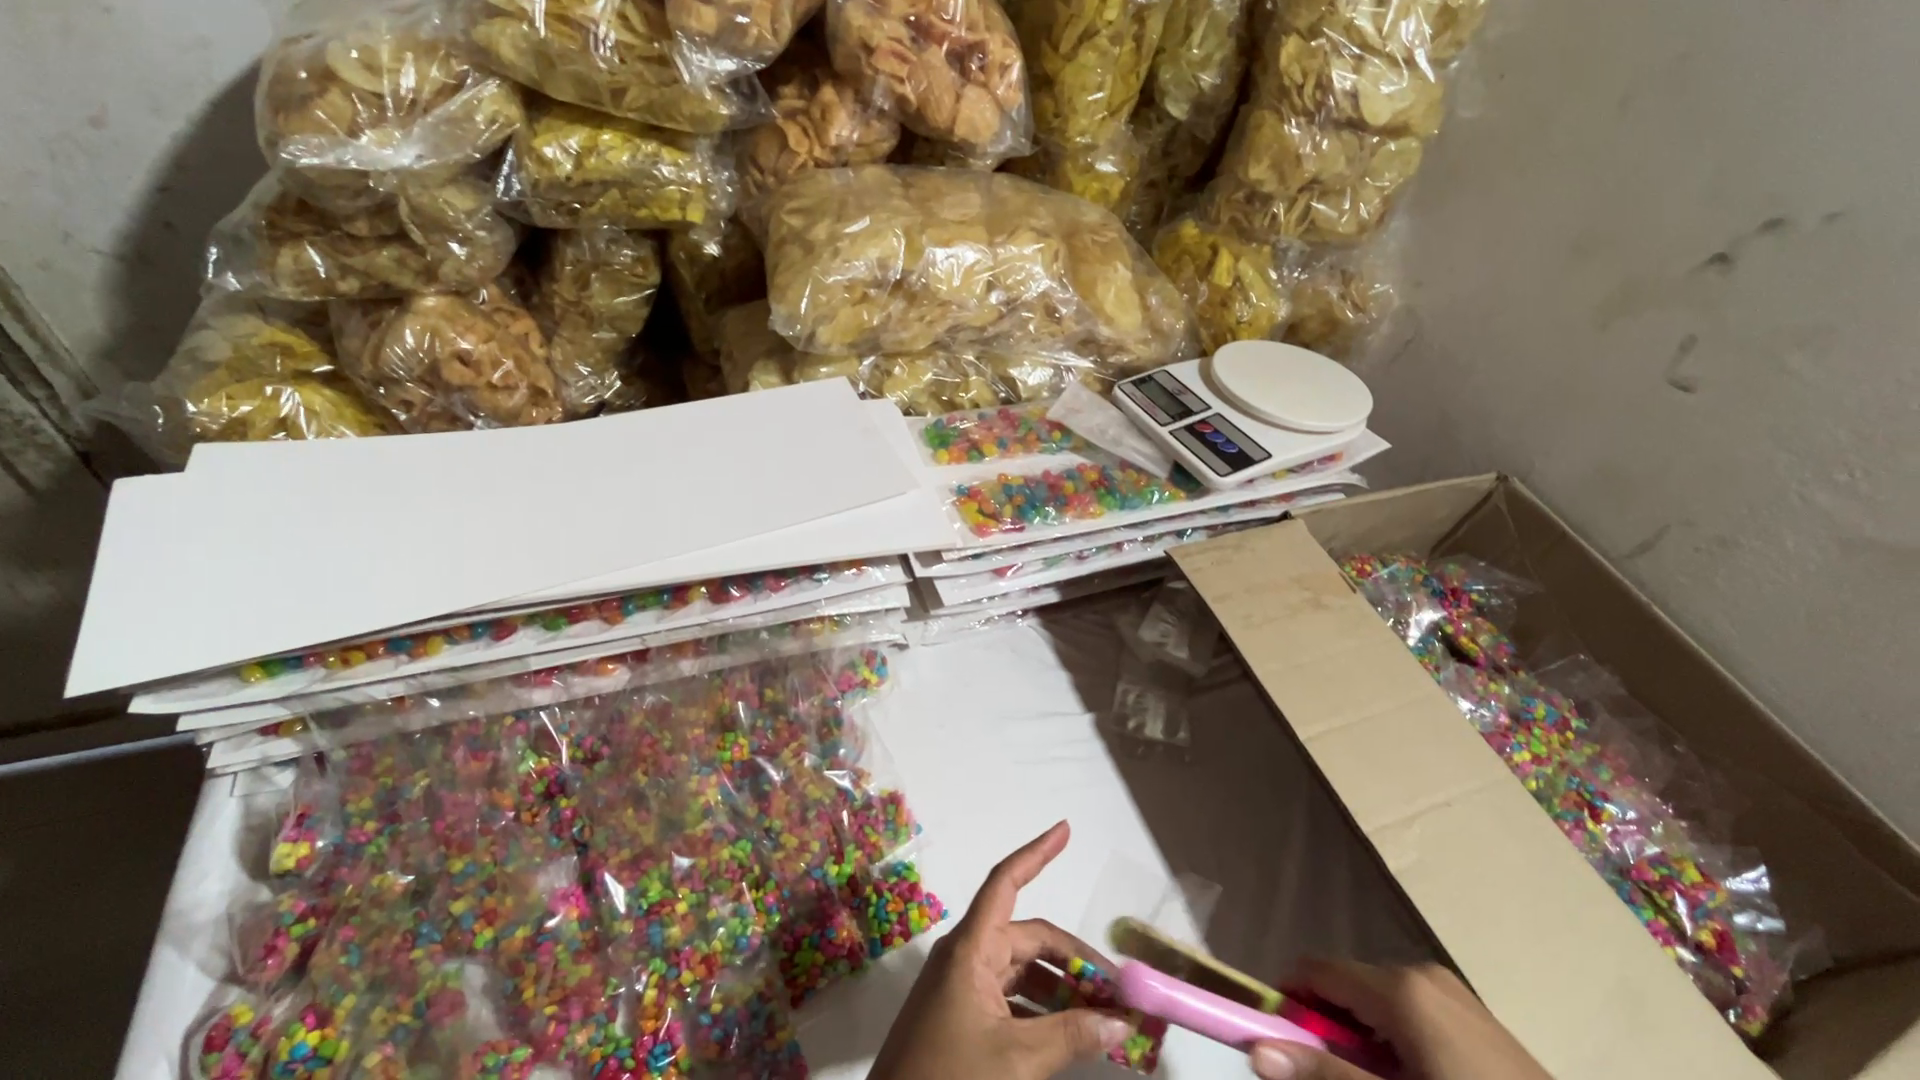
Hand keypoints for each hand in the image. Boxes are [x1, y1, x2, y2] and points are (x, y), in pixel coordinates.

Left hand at [870, 821, 1132, 1079]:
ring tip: (1105, 1016)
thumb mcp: (1017, 1059)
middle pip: (1028, 938)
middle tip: (1120, 991)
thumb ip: (1072, 1035)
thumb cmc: (949, 1077)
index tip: (1065, 829)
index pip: (1006, 884)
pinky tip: (1074, 1034)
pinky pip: (1011, 1000)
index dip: (1036, 854)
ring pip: (1023, 972)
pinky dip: (1043, 1011)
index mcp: (970, 949)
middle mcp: (965, 958)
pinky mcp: (961, 1019)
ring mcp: (961, 989)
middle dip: (1074, 959)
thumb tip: (1121, 1022)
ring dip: (1062, 989)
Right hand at [1250, 959, 1550, 1079]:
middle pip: (1343, 986)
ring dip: (1358, 1038)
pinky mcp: (1471, 1012)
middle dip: (1325, 1028)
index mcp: (1398, 987)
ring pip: (1374, 1001)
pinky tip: (1412, 1079)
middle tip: (1332, 1077)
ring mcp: (1450, 991)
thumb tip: (1258, 1051)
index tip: (1282, 1049)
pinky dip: (1390, 1039)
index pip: (1313, 970)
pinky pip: (1407, 1011)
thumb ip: (1324, 1074)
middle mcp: (1419, 974)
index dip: (1287, 1004)